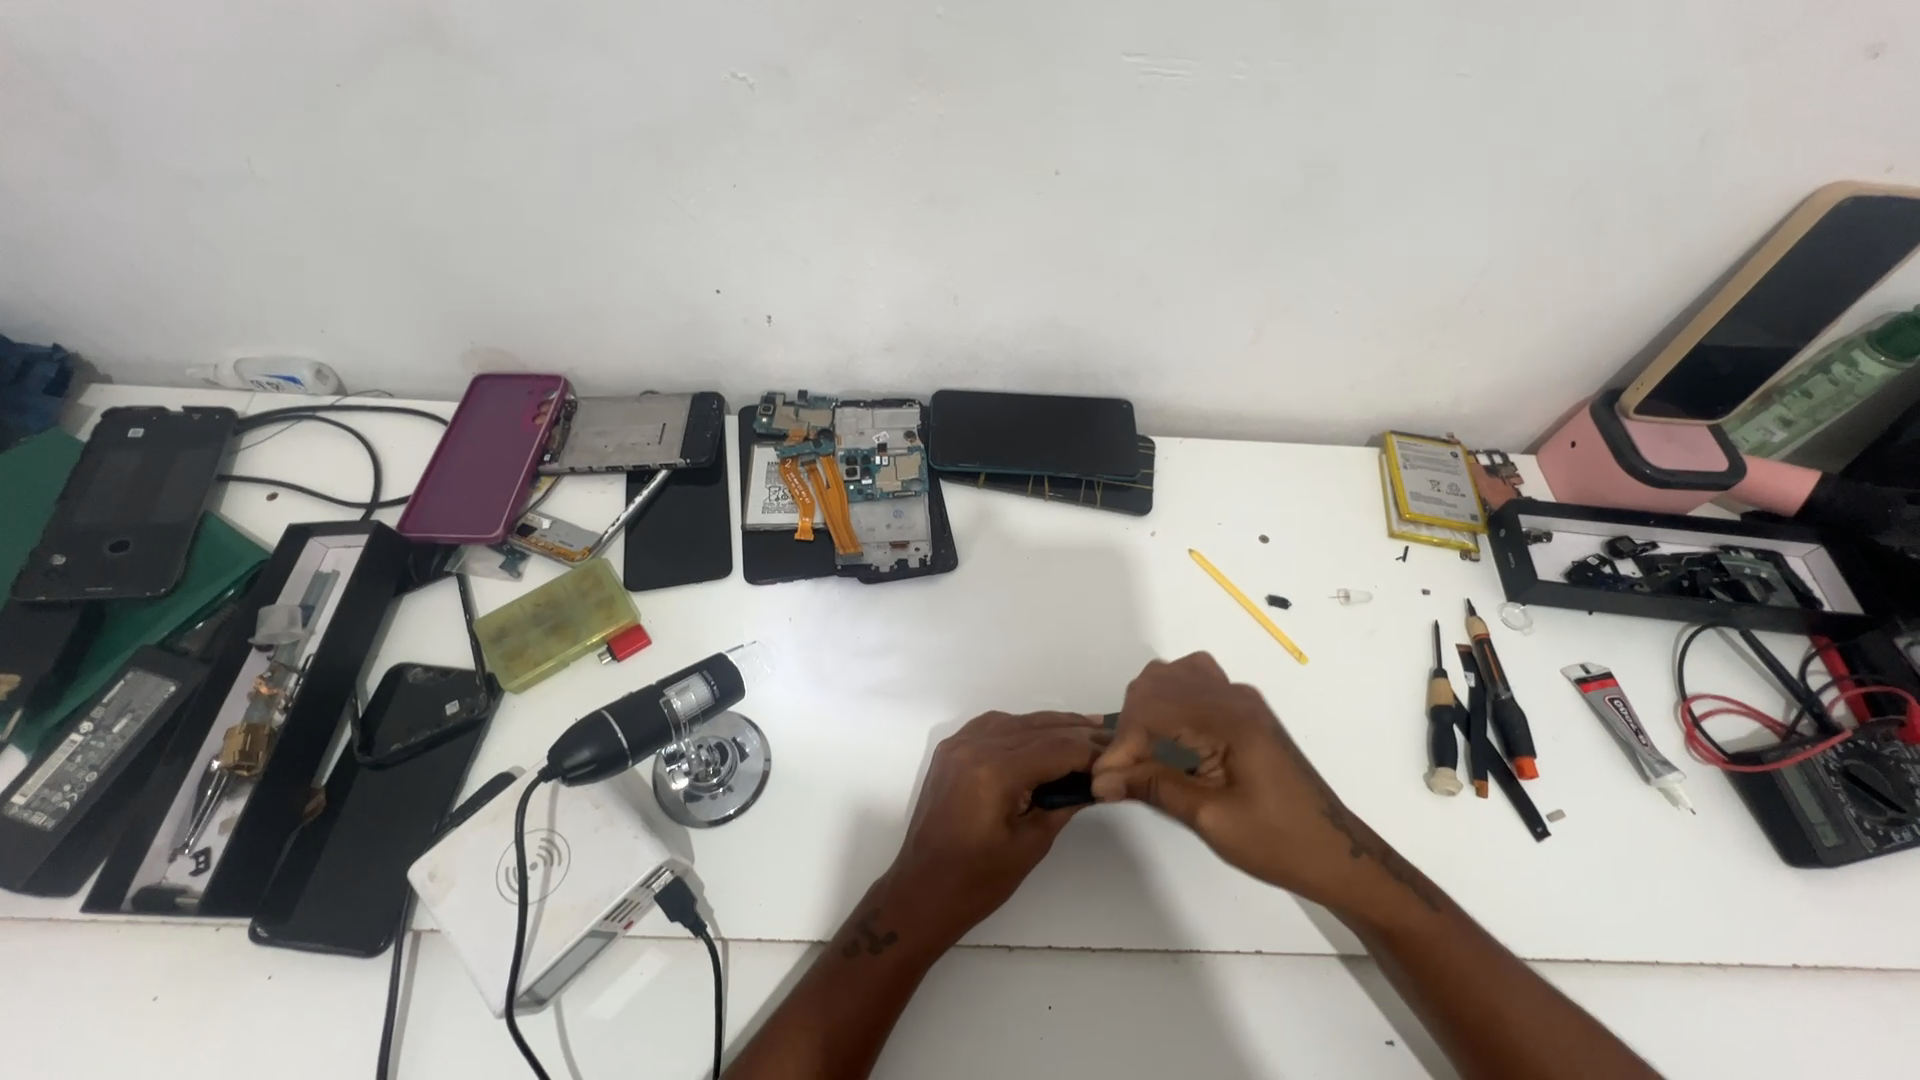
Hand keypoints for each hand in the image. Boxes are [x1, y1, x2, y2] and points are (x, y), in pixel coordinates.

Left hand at [886, 711, 1106, 944]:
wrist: (923, 890)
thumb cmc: (979, 880)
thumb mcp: (1031, 844)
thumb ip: (1063, 804)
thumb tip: (1093, 781)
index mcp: (995, 772)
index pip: (1055, 748)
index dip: (1089, 752)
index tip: (1115, 756)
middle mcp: (974, 748)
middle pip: (1036, 729)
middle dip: (1075, 733)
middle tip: (1109, 737)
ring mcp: (958, 746)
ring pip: (1014, 721)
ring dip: (1049, 725)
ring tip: (1084, 729)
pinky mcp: (950, 752)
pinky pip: (991, 726)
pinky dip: (1018, 726)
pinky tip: (1039, 733)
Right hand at [1090, 653, 1388, 911]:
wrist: (1336, 852)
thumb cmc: (1278, 842)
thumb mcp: (1210, 818)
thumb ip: (1154, 786)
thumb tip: (1103, 779)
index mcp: (1230, 721)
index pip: (1154, 709)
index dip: (1122, 744)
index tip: (1104, 782)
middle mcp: (1235, 698)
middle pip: (1158, 682)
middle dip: (1130, 724)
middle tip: (1120, 771)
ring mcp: (1243, 700)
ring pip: (1176, 675)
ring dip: (1148, 707)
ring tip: (1139, 750)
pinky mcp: (1246, 710)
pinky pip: (1196, 683)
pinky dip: (1170, 701)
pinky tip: (1167, 734)